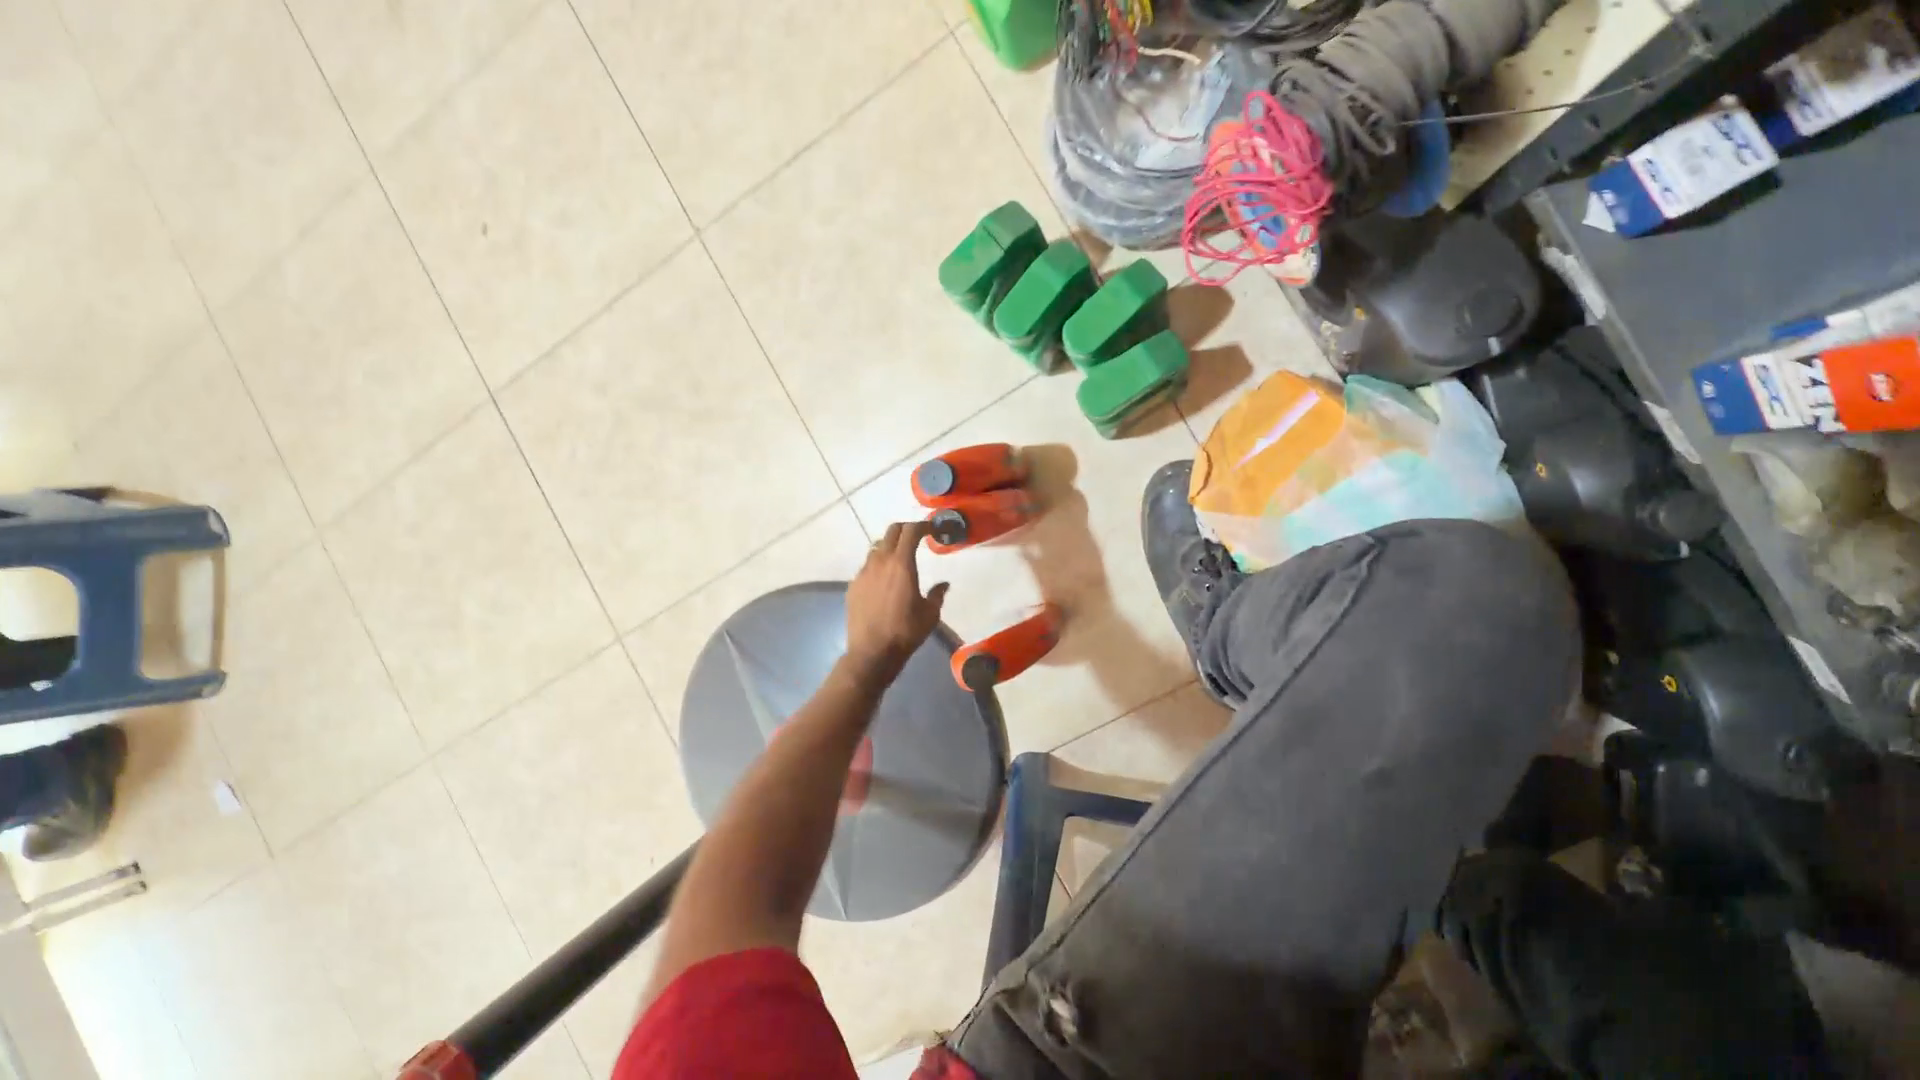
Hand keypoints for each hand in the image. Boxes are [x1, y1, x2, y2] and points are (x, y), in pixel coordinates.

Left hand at [845, 522, 949, 681]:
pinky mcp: (852, 586)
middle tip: (916, 538)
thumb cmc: (906, 632)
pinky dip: (877, 566)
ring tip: (899, 560)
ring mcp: (863, 573)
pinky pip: (866, 568)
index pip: (911, 531)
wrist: (872, 652)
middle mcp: (880, 562)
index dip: (922, 526)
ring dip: (889, 548)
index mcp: (902, 564)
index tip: (931, 529)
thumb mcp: (930, 614)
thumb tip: (943, 584)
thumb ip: (937, 594)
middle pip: (891, 532)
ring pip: (876, 549)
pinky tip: (883, 582)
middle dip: (905, 530)